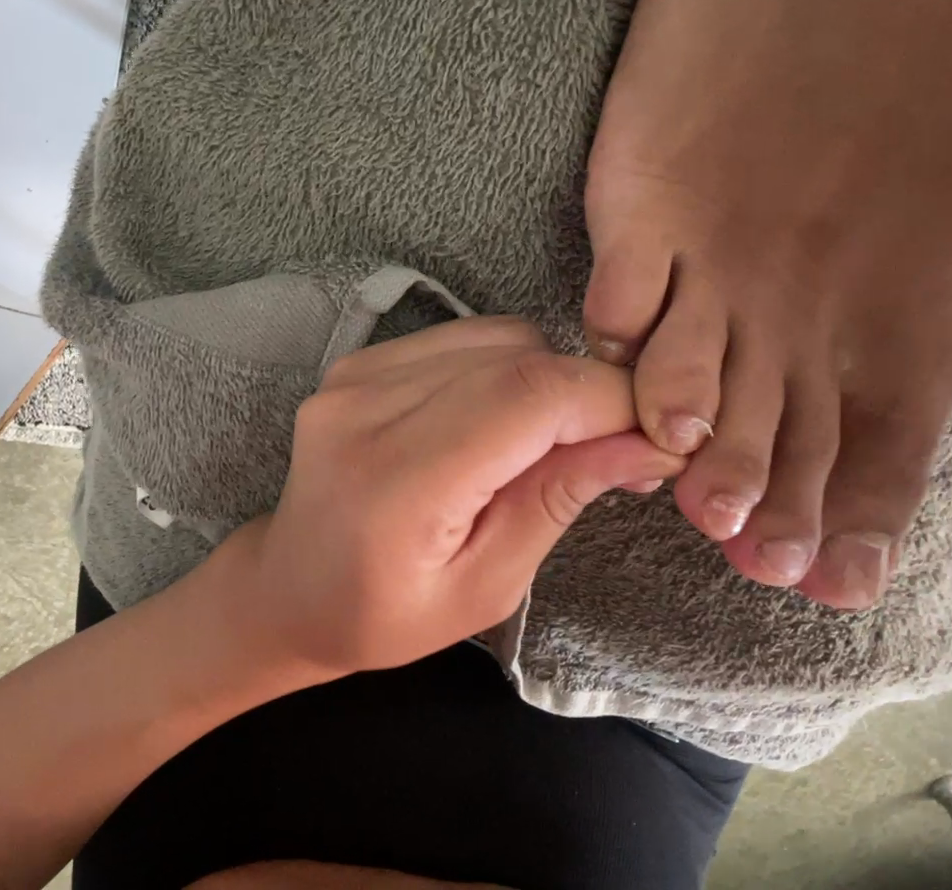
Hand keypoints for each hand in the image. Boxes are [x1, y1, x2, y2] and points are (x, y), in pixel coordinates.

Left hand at [225, 315, 684, 675]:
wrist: (292, 586)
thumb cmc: (385, 613)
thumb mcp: (485, 585)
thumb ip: (556, 500)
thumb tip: (647, 442)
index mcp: (395, 483)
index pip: (526, 399)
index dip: (609, 402)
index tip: (659, 435)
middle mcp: (364, 409)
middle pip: (516, 356)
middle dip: (588, 391)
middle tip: (617, 445)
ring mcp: (353, 376)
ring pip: (494, 337)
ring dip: (547, 378)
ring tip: (552, 441)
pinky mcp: (356, 362)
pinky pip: (459, 339)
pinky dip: (504, 368)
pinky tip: (502, 420)